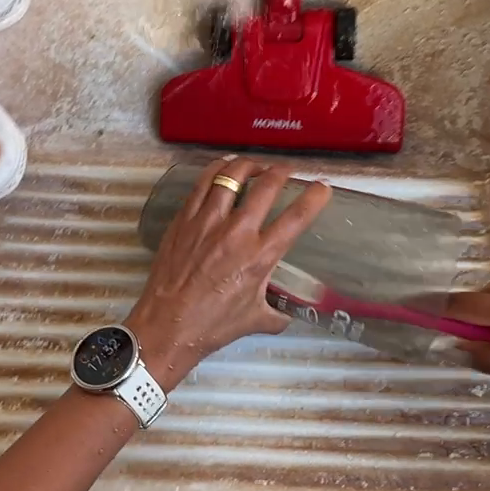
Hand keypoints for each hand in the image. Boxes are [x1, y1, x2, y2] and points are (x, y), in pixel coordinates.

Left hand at [128, 157, 330, 388]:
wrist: (167, 325)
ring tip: (255, 165)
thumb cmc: (212, 325)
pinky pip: (202, 183)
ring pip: (231, 176)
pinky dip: (216, 170)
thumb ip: (277, 312)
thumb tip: (289, 312)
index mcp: (259, 256)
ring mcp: (207, 222)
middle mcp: (236, 233)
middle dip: (281, 172)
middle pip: (266, 186)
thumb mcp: (255, 320)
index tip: (323, 187)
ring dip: (248, 165)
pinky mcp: (184, 219)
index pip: (295, 218)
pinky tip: (223, 168)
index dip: (314, 198)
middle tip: (287, 170)